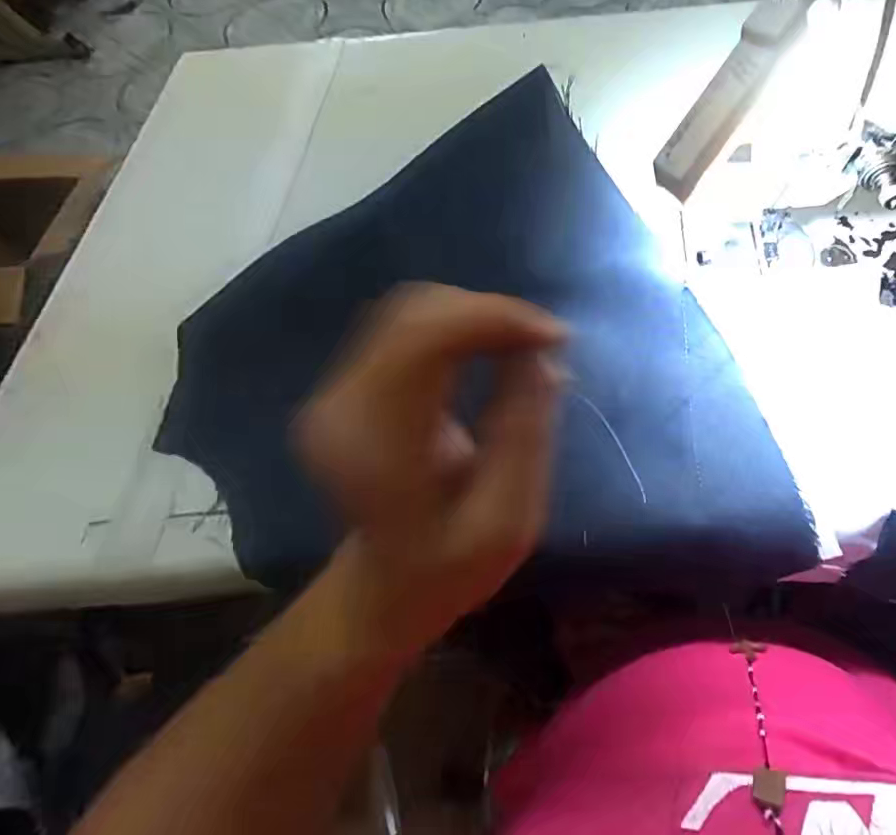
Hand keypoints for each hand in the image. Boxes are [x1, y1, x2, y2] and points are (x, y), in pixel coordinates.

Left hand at [295, 283, 566, 656]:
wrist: (387, 587)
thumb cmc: (451, 567)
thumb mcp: (509, 520)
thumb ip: (524, 433)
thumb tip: (545, 355)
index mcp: (377, 444)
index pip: (424, 339)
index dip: (493, 318)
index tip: (555, 337)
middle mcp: (344, 404)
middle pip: (417, 313)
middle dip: (491, 312)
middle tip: (547, 341)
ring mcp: (339, 389)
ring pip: (413, 309)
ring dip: (477, 314)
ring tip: (526, 343)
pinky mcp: (352, 382)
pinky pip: (410, 325)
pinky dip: (460, 323)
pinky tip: (493, 344)